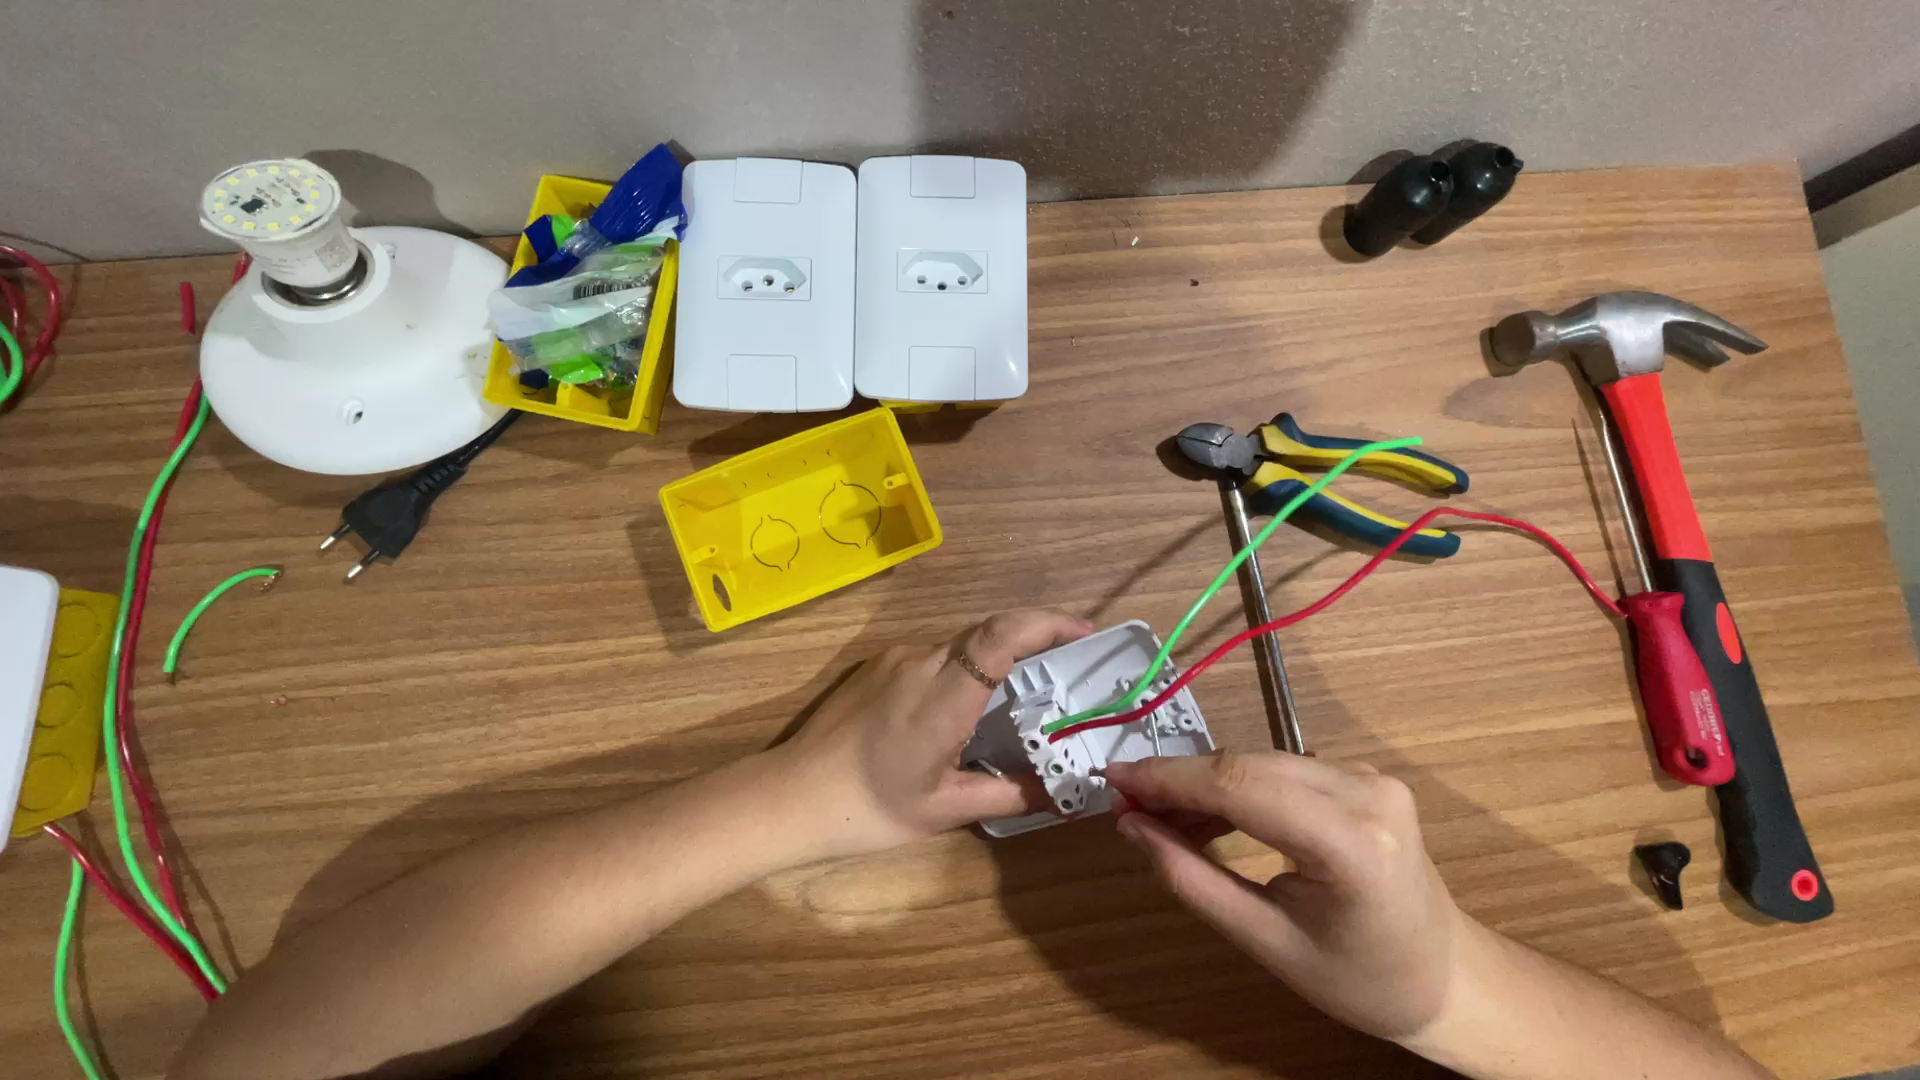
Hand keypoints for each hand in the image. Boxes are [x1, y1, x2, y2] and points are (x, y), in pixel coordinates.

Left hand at [773, 608, 1093, 857]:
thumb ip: (1007, 793)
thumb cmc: (869, 807)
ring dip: (997, 657)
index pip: (999, 636)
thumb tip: (1058, 790)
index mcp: (942, 696)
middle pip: (987, 632)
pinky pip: (934, 656)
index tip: (1083, 632)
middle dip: (1034, 637)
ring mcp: (895, 660)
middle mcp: (920, 663)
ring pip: (960, 644)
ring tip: (1022, 694)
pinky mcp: (878, 666)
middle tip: (1068, 665)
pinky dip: (964, 669)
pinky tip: (966, 707)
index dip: (1045, 623)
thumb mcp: (944, 808)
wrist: (791, 796)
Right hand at [1103, 751, 1461, 1040]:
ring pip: (1256, 761)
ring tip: (1158, 817)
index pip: (1239, 786)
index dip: (1168, 778)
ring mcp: (1368, 776)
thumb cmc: (1360, 979)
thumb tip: (1129, 825)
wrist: (1450, 979)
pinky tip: (1204, 814)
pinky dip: (1233, 787)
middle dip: (1178, 781)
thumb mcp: (1266, 941)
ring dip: (1203, 784)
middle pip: (1245, 765)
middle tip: (1126, 804)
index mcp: (1352, 843)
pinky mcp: (1360, 775)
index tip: (1113, 779)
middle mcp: (1365, 791)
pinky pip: (1277, 768)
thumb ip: (1191, 877)